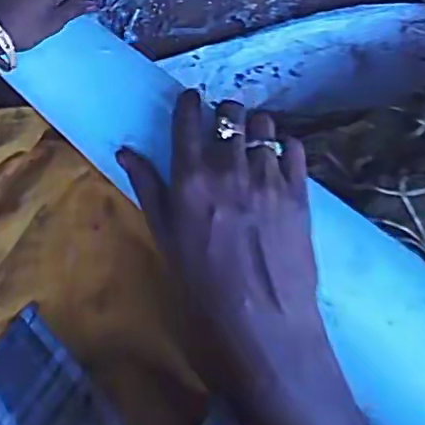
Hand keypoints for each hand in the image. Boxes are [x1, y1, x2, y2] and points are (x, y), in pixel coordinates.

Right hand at [123, 94, 410, 424]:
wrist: (264, 324)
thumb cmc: (203, 284)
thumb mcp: (165, 235)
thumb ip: (147, 186)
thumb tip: (125, 150)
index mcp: (191, 176)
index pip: (188, 116)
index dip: (189, 101)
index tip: (190, 100)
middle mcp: (229, 167)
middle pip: (230, 111)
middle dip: (224, 112)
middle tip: (223, 127)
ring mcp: (268, 177)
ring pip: (264, 124)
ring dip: (255, 127)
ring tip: (252, 143)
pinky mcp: (299, 191)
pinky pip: (294, 147)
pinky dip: (284, 146)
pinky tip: (278, 161)